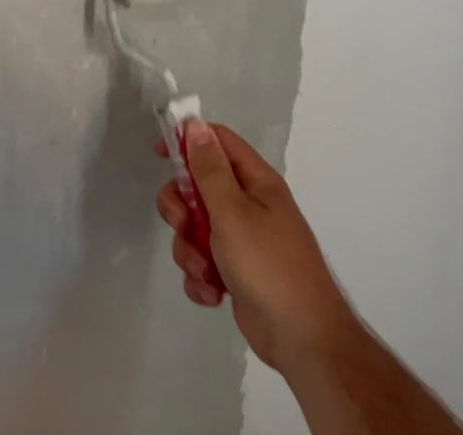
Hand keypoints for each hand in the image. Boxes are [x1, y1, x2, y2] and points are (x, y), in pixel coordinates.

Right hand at [158, 120, 359, 372]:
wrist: (302, 339)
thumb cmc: (268, 265)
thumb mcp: (232, 212)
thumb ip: (209, 169)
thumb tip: (196, 124)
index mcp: (256, 182)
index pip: (218, 142)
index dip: (188, 141)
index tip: (160, 154)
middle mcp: (249, 205)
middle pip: (197, 187)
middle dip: (181, 210)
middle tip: (184, 225)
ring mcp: (242, 240)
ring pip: (194, 228)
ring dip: (190, 250)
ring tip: (206, 271)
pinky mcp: (234, 271)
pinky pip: (202, 261)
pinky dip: (201, 277)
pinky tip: (213, 293)